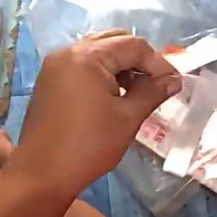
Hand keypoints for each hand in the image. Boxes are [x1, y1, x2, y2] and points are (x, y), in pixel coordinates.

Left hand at [7, 30, 180, 198]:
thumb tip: (174, 80)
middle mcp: (68, 52)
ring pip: (97, 52)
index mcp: (88, 57)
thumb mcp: (128, 118)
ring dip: (121, 66)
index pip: (133, 45)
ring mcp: (55, 66)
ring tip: (139, 91)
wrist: (42, 174)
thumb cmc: (89, 145)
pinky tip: (115, 95)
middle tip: (158, 83)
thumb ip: (152, 92)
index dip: (158, 62)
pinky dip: (102, 74)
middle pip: (113, 42)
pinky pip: (82, 65)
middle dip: (139, 60)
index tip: (174, 83)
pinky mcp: (49, 81)